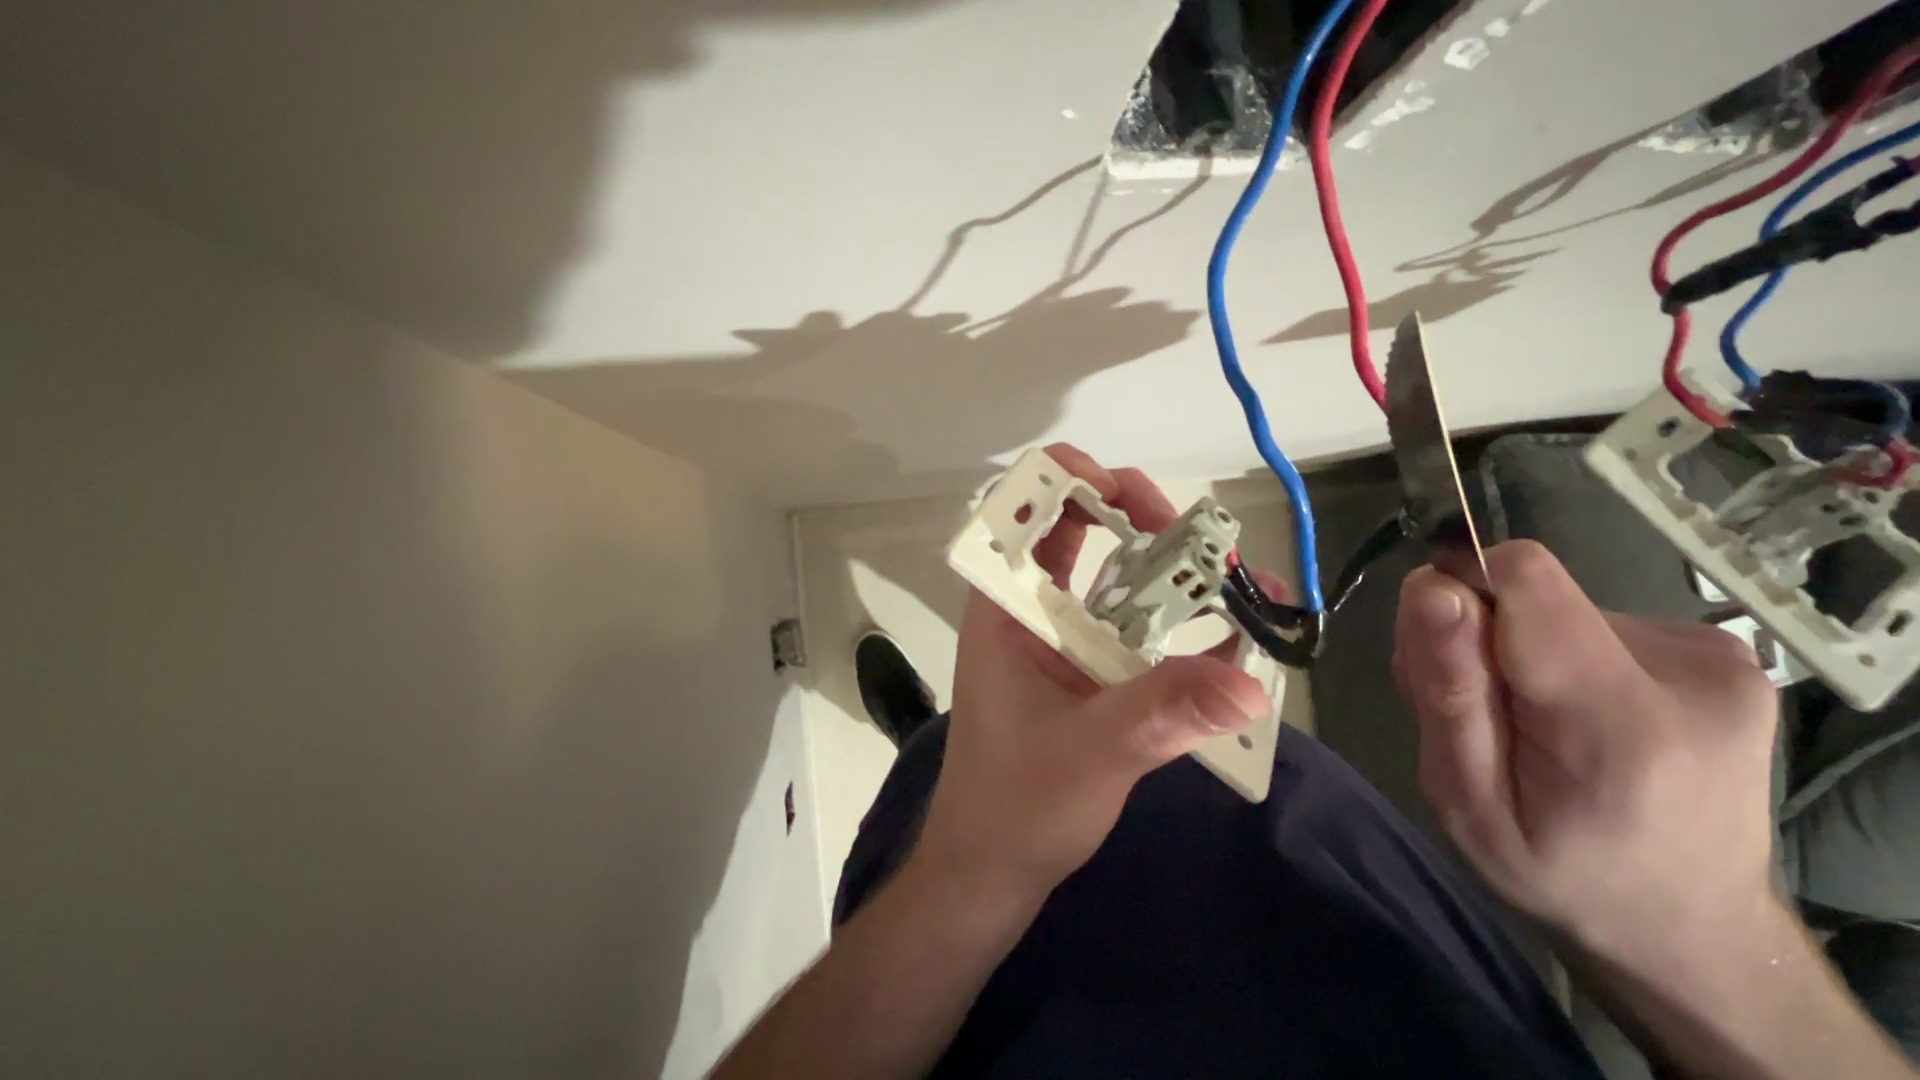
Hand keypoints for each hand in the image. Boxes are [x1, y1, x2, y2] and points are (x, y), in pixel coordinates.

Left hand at [913, 444, 1270, 898]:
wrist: (993, 871)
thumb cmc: (1014, 807)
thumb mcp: (1089, 754)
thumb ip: (1161, 714)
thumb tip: (1248, 682)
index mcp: (1004, 610)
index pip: (1019, 513)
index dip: (1067, 481)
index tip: (1133, 495)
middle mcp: (1031, 614)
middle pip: (1078, 530)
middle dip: (1139, 516)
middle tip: (1203, 539)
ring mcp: (1063, 644)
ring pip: (1117, 579)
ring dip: (1173, 570)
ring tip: (1239, 578)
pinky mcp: (1091, 677)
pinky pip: (1138, 630)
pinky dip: (1180, 623)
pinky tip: (1234, 635)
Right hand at [1392, 541, 1779, 966]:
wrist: (1692, 926)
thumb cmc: (1560, 876)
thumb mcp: (1468, 806)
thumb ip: (1448, 694)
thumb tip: (1430, 586)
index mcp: (1621, 721)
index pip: (1527, 578)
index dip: (1461, 588)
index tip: (1439, 654)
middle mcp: (1687, 668)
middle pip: (1531, 595)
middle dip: (1479, 639)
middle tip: (1480, 721)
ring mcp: (1718, 656)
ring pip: (1558, 608)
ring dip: (1518, 653)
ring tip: (1529, 729)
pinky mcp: (1721, 650)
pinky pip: (1595, 621)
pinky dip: (1561, 658)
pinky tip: (1574, 722)